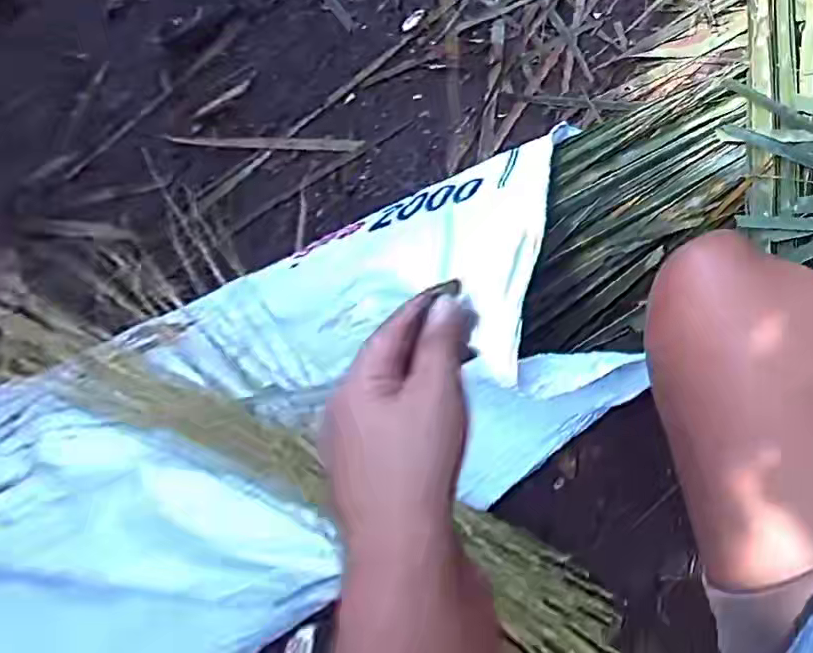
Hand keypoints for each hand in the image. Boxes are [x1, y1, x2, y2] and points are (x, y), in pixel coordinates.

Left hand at [323, 289, 472, 561]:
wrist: (400, 527)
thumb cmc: (420, 452)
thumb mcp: (437, 388)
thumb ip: (440, 343)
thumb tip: (445, 303)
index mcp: (356, 383)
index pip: (392, 328)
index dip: (425, 302)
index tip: (457, 284)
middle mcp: (344, 401)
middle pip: (388, 350)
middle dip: (427, 327)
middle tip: (468, 314)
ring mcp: (351, 426)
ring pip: (392, 374)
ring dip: (426, 353)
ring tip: (465, 346)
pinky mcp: (366, 446)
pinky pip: (392, 395)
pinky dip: (420, 377)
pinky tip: (443, 384)